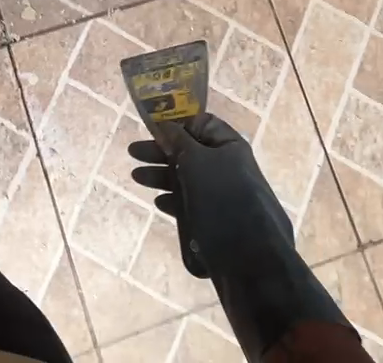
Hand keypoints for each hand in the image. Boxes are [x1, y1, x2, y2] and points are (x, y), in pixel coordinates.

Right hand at [128, 113, 294, 279]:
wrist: (249, 258)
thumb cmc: (221, 198)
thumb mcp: (195, 160)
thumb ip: (177, 140)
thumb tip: (165, 124)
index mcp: (230, 146)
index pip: (202, 123)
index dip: (177, 124)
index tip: (152, 130)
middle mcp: (229, 167)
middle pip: (190, 151)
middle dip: (160, 152)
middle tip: (133, 153)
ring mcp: (224, 195)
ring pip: (188, 178)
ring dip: (161, 176)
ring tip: (136, 178)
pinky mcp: (219, 220)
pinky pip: (193, 203)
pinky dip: (174, 200)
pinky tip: (159, 203)